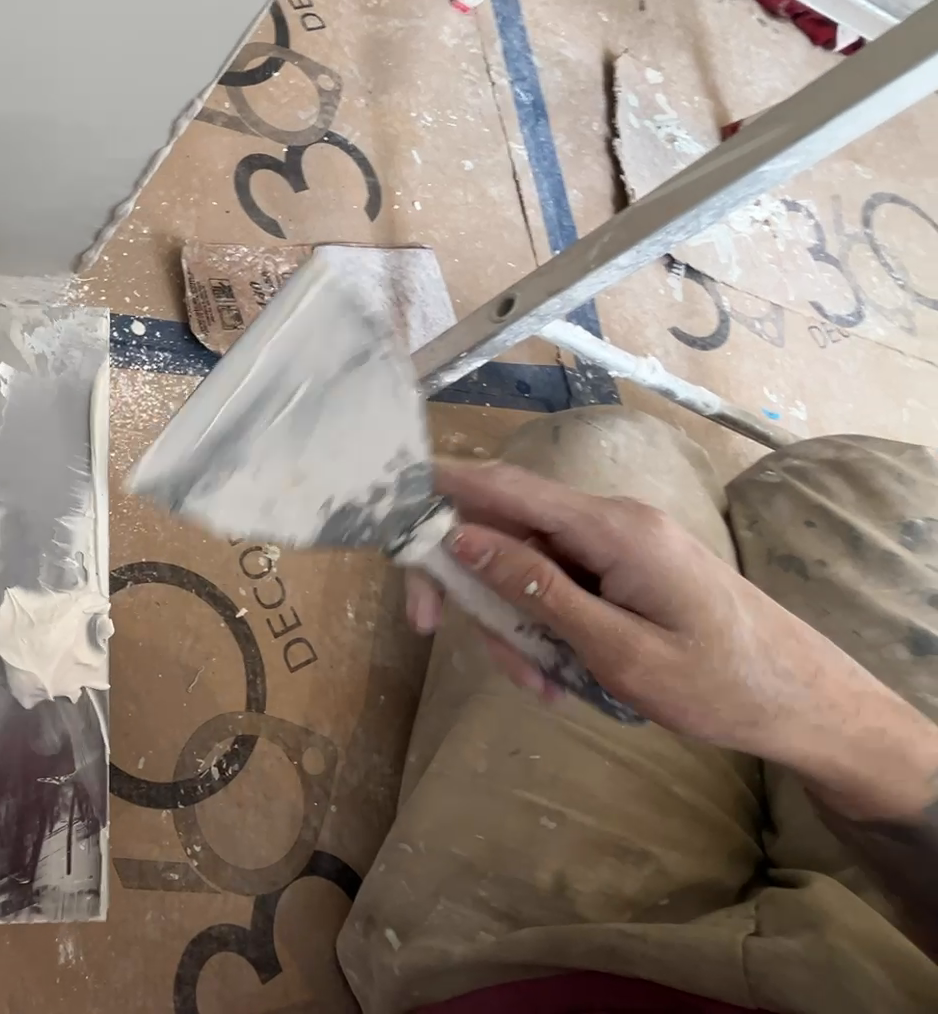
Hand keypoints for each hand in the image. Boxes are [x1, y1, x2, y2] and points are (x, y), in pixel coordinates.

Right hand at [409, 460, 937, 819]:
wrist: (815, 710)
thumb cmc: (725, 686)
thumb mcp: (618, 649)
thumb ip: (535, 589)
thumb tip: (458, 538)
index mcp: (612, 528)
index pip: (502, 487)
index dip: (435, 489)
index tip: (382, 506)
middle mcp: (603, 522)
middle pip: (496, 529)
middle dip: (460, 580)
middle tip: (428, 627)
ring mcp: (606, 544)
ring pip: (514, 564)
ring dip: (503, 619)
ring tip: (533, 682)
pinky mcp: (609, 566)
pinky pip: (544, 582)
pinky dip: (532, 624)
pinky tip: (551, 673)